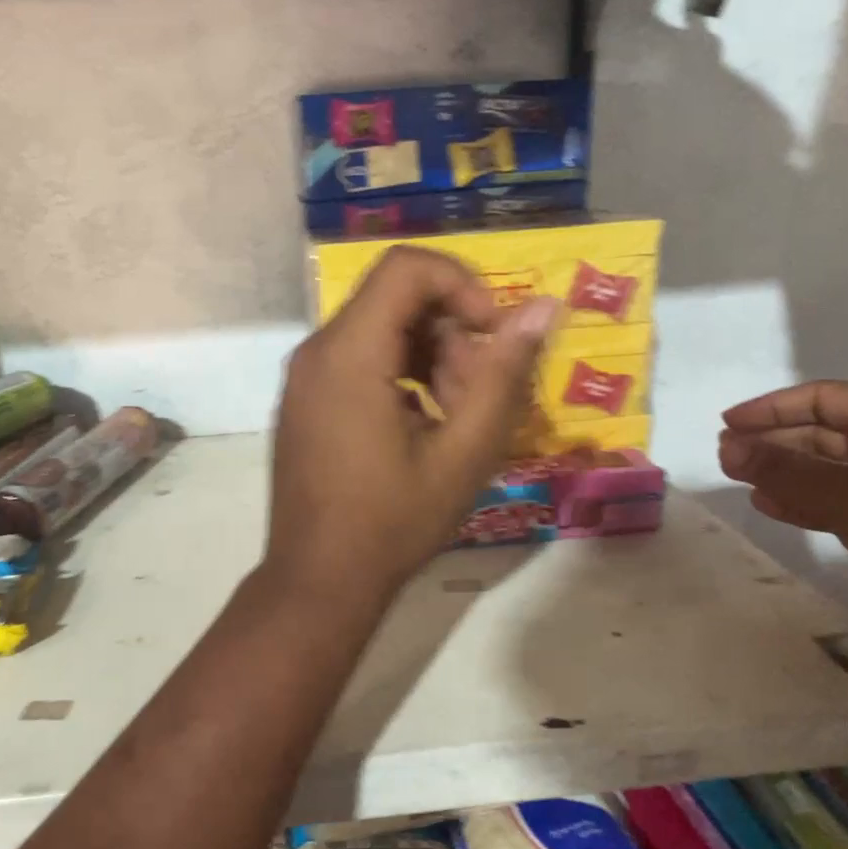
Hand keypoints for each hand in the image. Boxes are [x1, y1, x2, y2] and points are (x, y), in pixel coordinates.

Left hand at [266, 246, 557, 592]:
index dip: (462, 285)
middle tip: (479, 394)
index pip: (407, 267)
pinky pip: (359, 359)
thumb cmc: (391, 522)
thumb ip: (504, 374)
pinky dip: (401, 375)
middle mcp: (317, 350)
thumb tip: (543, 307)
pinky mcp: (304, 400)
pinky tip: (423, 428)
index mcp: (348, 352)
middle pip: (395, 299)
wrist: (317, 581)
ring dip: (431, 357)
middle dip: (451, 331)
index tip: (493, 335)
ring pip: (380, 330)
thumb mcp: (463, 452)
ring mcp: (304, 376)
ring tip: (455, 418)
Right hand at [718, 380, 847, 638]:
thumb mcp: (846, 496)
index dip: (771, 407)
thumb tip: (726, 445)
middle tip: (728, 456)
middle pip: (827, 430)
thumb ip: (782, 470)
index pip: (824, 396)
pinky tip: (775, 507)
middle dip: (775, 441)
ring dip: (787, 472)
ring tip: (742, 481)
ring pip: (834, 467)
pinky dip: (809, 499)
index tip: (728, 424)